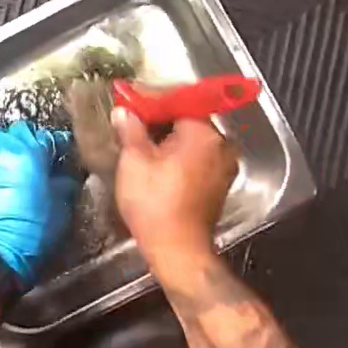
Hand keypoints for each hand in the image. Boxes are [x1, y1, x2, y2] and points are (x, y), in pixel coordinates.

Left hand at [0, 120, 77, 287]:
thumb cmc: (30, 232)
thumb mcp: (61, 206)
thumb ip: (65, 182)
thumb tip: (65, 174)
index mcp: (30, 153)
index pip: (49, 136)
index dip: (59, 145)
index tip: (62, 154)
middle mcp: (4, 149)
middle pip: (20, 132)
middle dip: (31, 142)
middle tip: (40, 159)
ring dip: (10, 149)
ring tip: (18, 167)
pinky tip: (1, 176)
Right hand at [112, 109, 237, 269]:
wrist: (178, 250)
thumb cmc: (155, 205)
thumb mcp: (134, 161)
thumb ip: (131, 130)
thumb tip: (124, 112)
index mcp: (203, 133)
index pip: (177, 99)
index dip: (150, 97)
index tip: (128, 96)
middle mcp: (221, 145)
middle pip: (187, 118)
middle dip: (159, 117)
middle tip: (132, 118)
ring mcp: (223, 165)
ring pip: (193, 138)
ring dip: (169, 136)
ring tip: (140, 139)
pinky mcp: (219, 183)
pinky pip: (198, 156)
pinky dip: (179, 153)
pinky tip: (157, 160)